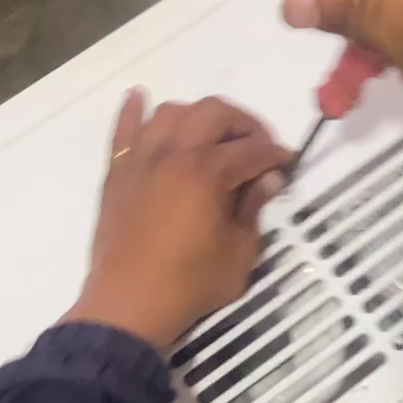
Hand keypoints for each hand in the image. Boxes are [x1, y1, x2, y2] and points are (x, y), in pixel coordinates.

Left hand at [62, 92, 290, 349]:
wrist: (128, 305)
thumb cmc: (190, 286)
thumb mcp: (239, 255)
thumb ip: (253, 211)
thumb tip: (266, 180)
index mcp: (208, 174)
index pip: (252, 150)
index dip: (275, 154)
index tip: (286, 162)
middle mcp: (173, 155)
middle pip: (213, 113)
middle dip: (242, 124)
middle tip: (254, 147)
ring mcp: (140, 160)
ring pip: (170, 113)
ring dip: (196, 116)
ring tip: (210, 136)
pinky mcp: (116, 173)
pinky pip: (122, 131)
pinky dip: (132, 110)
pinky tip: (138, 97)